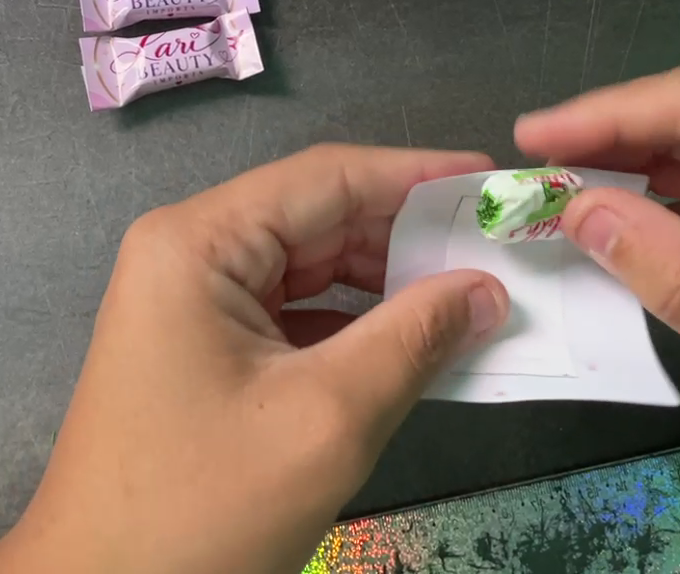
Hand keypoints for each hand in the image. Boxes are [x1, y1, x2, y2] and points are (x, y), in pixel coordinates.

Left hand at [0, 145, 509, 573]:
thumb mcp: (325, 419)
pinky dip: (350, 318)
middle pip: (315, 216)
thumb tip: (486, 291)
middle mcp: (189, 248)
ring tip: (463, 290)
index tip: (486, 176)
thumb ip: (414, 340)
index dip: (413, 173)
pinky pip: (290, 306)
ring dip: (382, 278)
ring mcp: (191, 293)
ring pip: (306, 262)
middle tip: (490, 244)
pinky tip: (408, 335)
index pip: (325, 178)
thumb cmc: (201, 507)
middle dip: (403, 232)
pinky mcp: (201, 337)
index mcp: (199, 239)